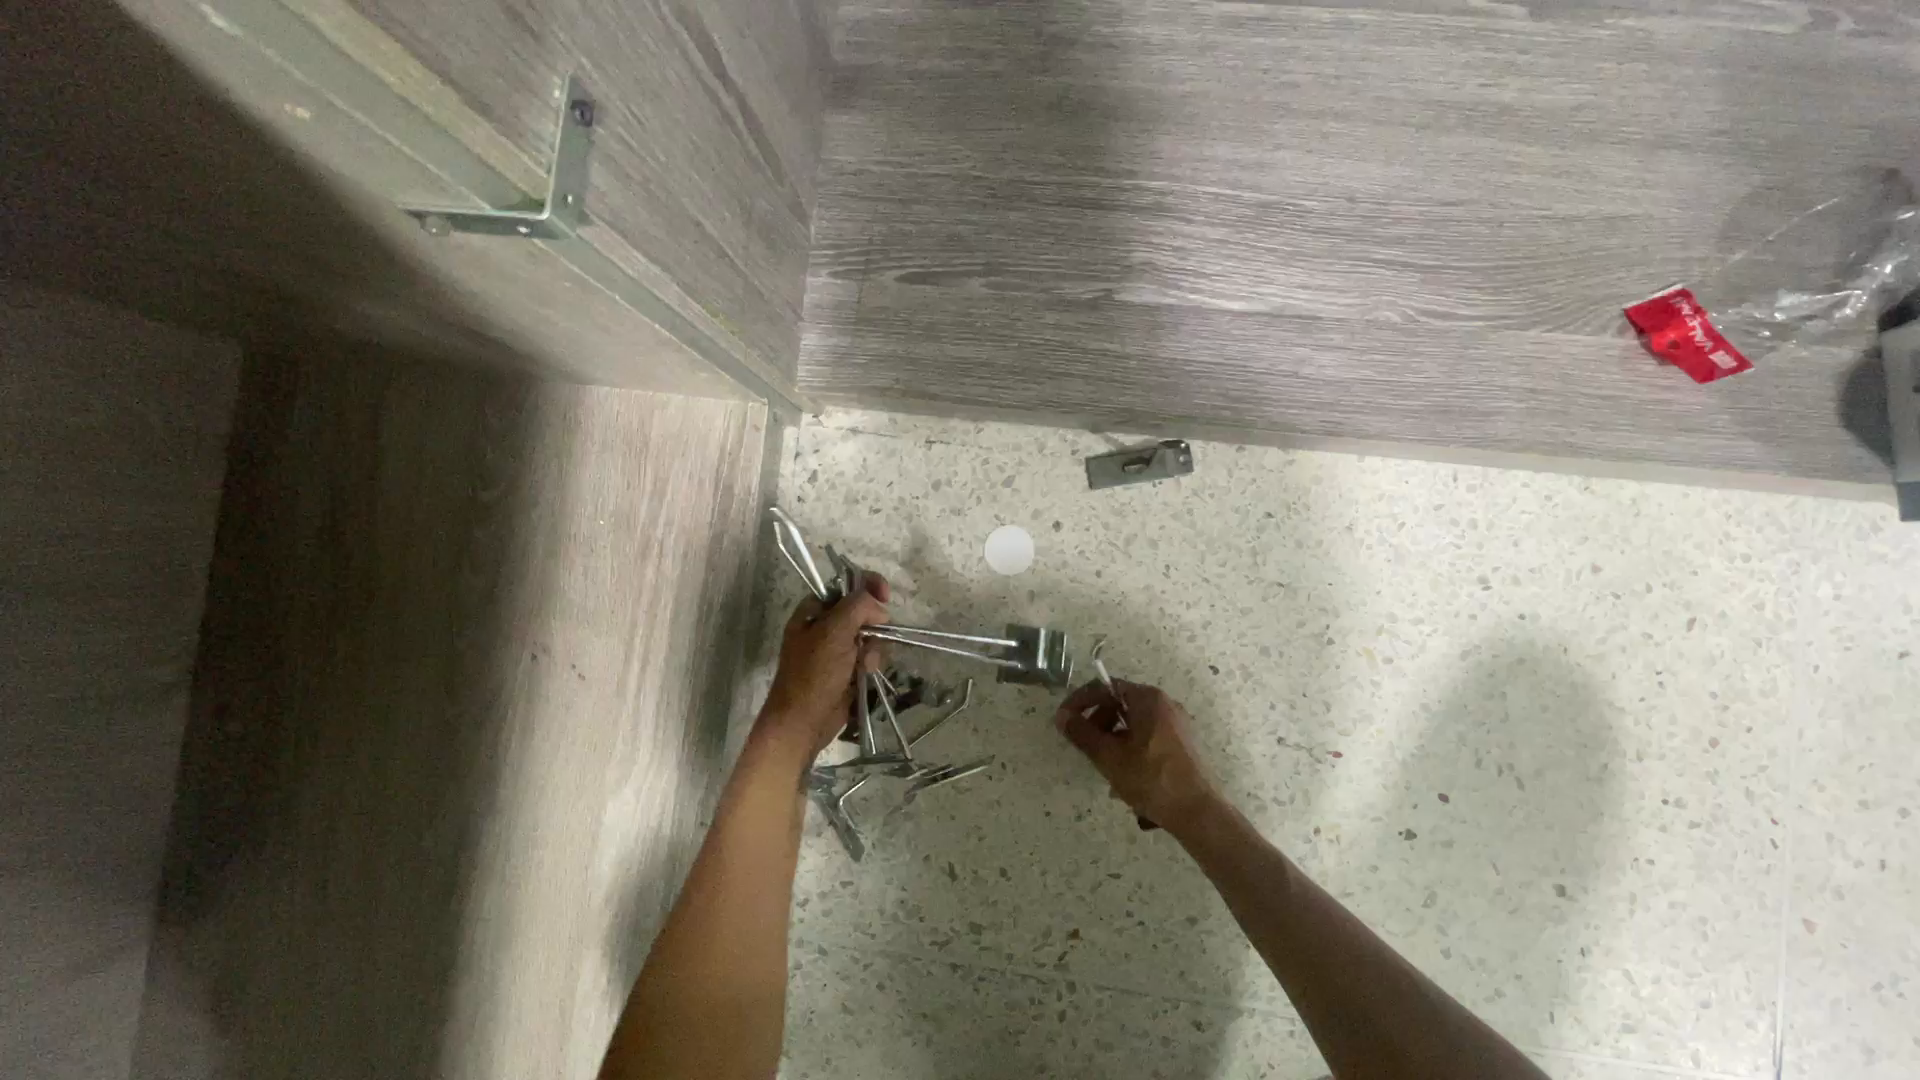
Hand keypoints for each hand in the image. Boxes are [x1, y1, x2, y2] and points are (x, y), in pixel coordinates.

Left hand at [757, 573, 890, 757]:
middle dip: (873, 625)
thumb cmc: (813, 674)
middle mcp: (825, 627)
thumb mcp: (833, 632)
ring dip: (873, 648)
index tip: (885, 595)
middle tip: (870, 638)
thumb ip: (857, 607)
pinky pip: (870, 656)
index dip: (867, 585)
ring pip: (871, 636)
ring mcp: (837, 649)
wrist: (804, 722)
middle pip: (863, 611)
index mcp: (813, 611)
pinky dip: (872, 663)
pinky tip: (865, 675)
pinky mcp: (848, 670)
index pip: (845, 586)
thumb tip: (879, 608)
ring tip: (864, 666)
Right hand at [1054, 679, 1222, 830]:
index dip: (1079, 701)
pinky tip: (1123, 774)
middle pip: (1119, 704)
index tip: (1064, 720)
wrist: (1197, 812)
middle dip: (1097, 722)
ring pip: (1132, 723)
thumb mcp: (1109, 756)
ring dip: (1111, 738)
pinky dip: (1129, 747)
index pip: (1104, 687)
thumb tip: (1062, 716)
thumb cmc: (1150, 778)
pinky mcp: (1180, 744)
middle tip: (1085, 745)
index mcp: (1148, 699)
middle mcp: (1164, 704)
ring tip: (1103, 765)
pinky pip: (1146, 736)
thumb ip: (1082, 733)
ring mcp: (1175, 724)